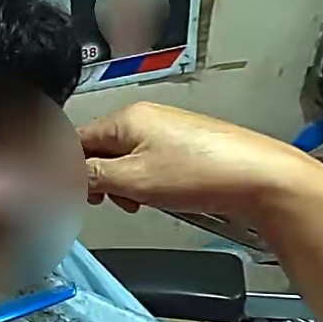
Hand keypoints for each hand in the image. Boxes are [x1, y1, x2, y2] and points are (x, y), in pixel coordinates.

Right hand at [79, 103, 322, 223]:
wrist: (259, 178)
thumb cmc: (200, 173)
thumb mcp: (133, 179)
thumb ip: (92, 176)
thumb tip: (64, 175)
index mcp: (127, 118)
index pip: (78, 139)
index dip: (67, 169)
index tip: (69, 195)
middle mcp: (146, 118)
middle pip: (101, 149)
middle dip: (98, 179)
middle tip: (107, 202)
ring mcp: (168, 132)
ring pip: (126, 159)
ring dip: (122, 184)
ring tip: (137, 203)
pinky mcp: (185, 148)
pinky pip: (149, 164)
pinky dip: (144, 183)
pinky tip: (157, 198)